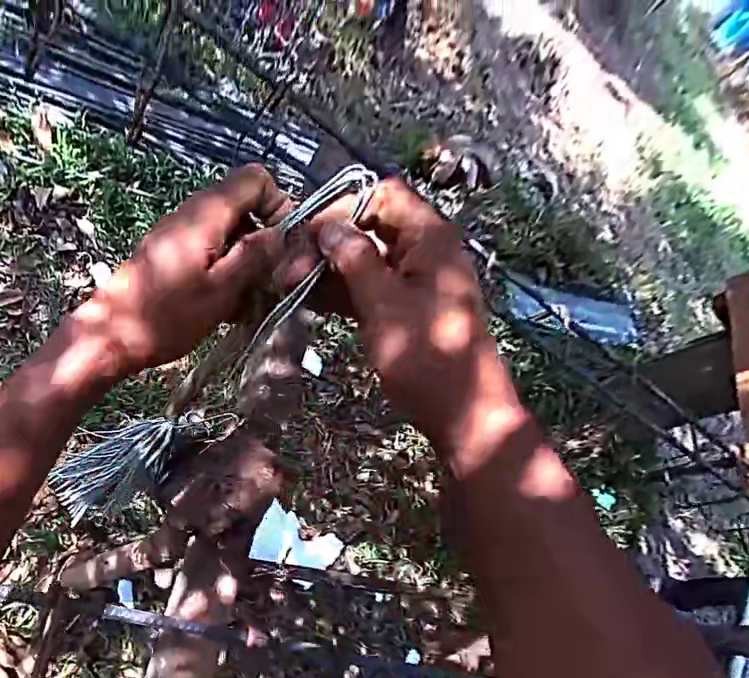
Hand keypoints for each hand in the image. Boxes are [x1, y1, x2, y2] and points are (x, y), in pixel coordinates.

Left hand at [71, 164, 288, 377]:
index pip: (256, 179)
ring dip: (242, 263)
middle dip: (261, 241)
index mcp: (206, 214)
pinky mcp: (165, 257)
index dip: (278, 205)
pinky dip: (220, 273)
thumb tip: (281, 232)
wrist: (109, 339)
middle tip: (268, 282)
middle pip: (242, 208)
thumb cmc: (165, 318)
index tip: (282, 245)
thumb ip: (253, 257)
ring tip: (246, 303)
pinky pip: (204, 253)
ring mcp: (175, 235)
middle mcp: (190, 214)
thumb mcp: (220, 291)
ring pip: (224, 235)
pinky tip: (223, 308)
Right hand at [294, 180, 491, 423]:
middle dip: (327, 245)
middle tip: (288, 272)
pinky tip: (308, 300)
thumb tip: (328, 228)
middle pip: (368, 229)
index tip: (304, 237)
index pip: (382, 197)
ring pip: (362, 261)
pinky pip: (366, 289)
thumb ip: (357, 261)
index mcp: (429, 238)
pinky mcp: (400, 310)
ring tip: (289, 287)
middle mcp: (422, 251)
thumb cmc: (426, 356)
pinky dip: (339, 293)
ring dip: (327, 271)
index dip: (341, 210)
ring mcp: (411, 282)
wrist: (460, 409)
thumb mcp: (385, 305)